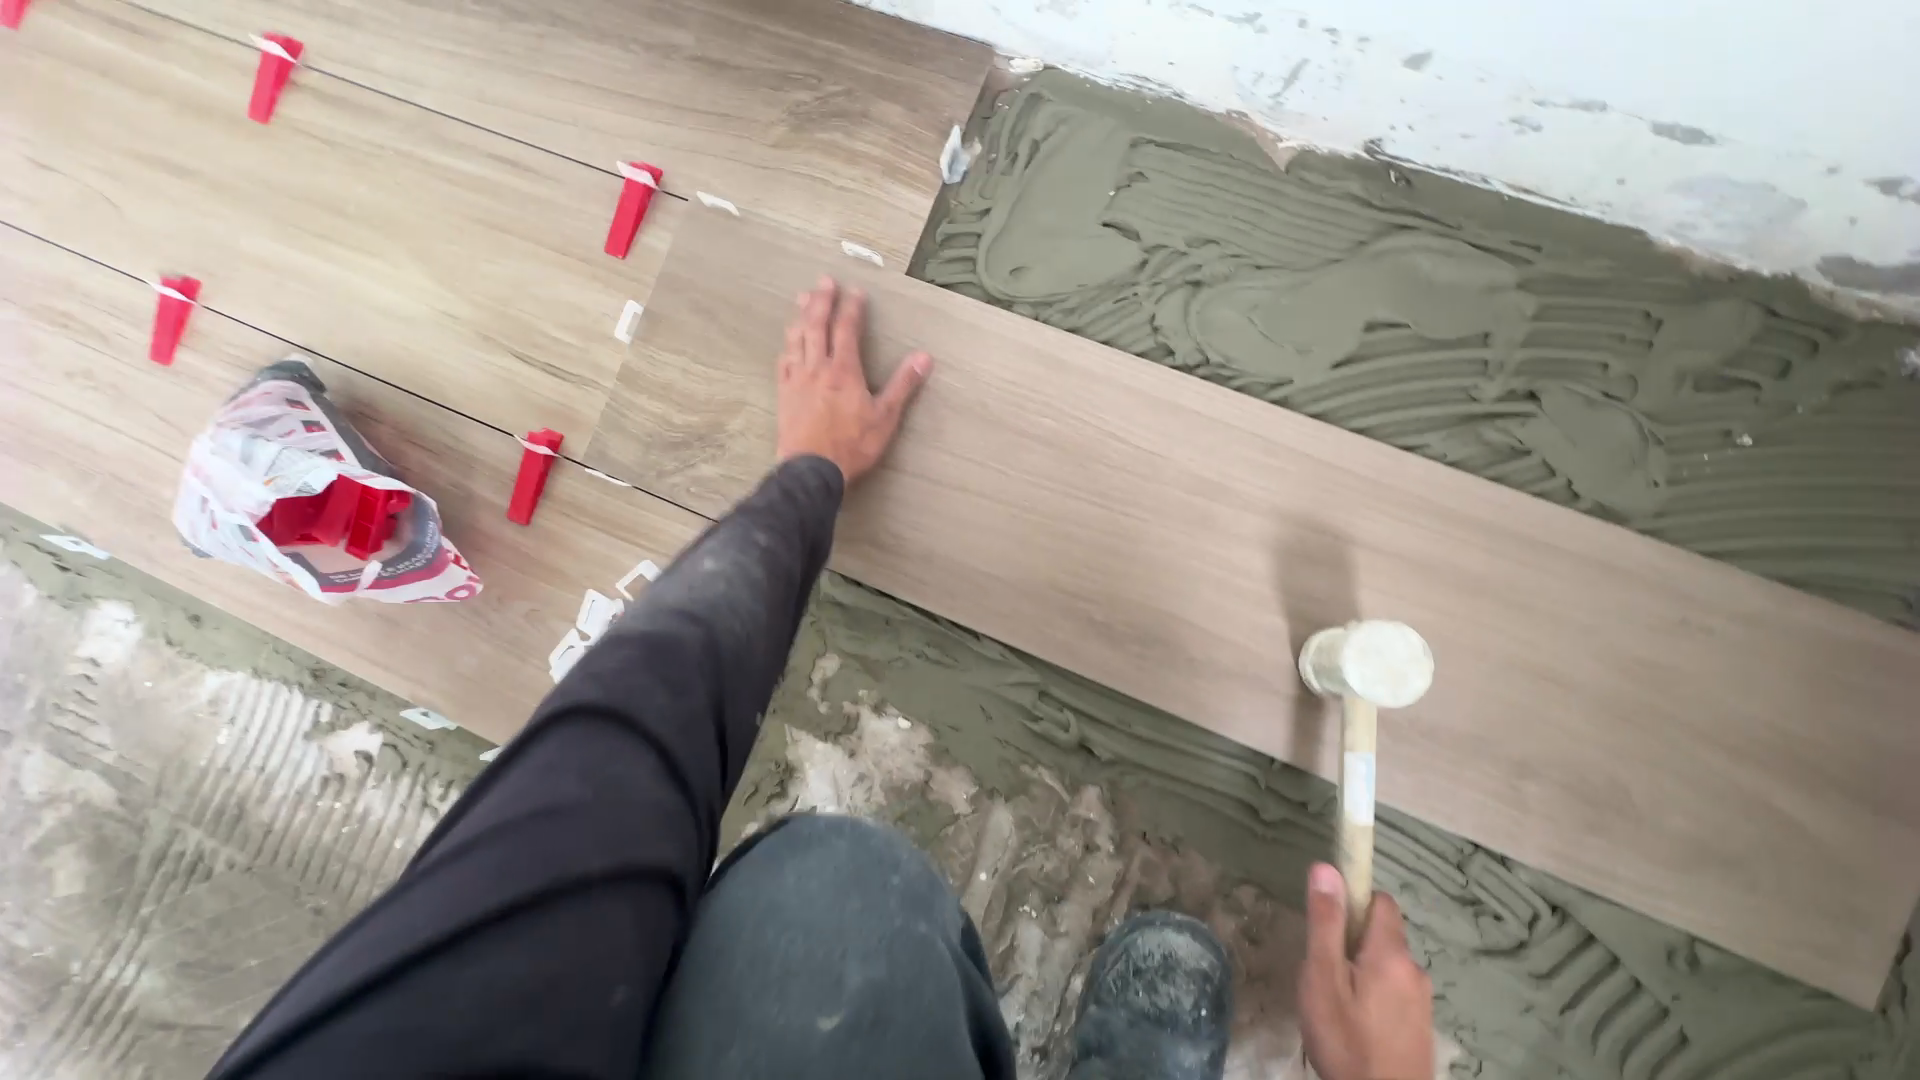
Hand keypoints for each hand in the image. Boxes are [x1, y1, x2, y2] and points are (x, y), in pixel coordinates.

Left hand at [775, 276, 931, 483]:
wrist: (812, 470)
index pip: (847, 329)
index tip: (856, 291)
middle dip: (821, 300)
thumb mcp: (885, 417)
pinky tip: (788, 342)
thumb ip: (903, 385)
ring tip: (803, 299)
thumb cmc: (852, 446)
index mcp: (844, 370)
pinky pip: (784, 361)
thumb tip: (924, 358)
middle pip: (817, 325)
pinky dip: (788, 345)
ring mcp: (797, 380)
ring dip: (801, 315)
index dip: (852, 308)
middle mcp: (818, 368)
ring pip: (797, 338)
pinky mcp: (785, 394)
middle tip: (824, 281)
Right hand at [1299, 864, 1434, 1079]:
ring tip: (1333, 1000)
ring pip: (1387, 966)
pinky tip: (1354, 1024)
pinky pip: (1394, 993)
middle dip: (1352, 941)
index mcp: (1391, 954)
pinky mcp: (1421, 1030)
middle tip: (1321, 969)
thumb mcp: (1322, 977)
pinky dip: (1374, 996)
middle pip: (1383, 935)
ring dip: (1362, 971)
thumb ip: (1326, 922)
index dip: (1354, 901)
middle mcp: (1414, 972)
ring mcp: (1422, 1004)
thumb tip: (1327, 868)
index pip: (1381, 902)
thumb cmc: (1346, 1041)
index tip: (1327, 921)